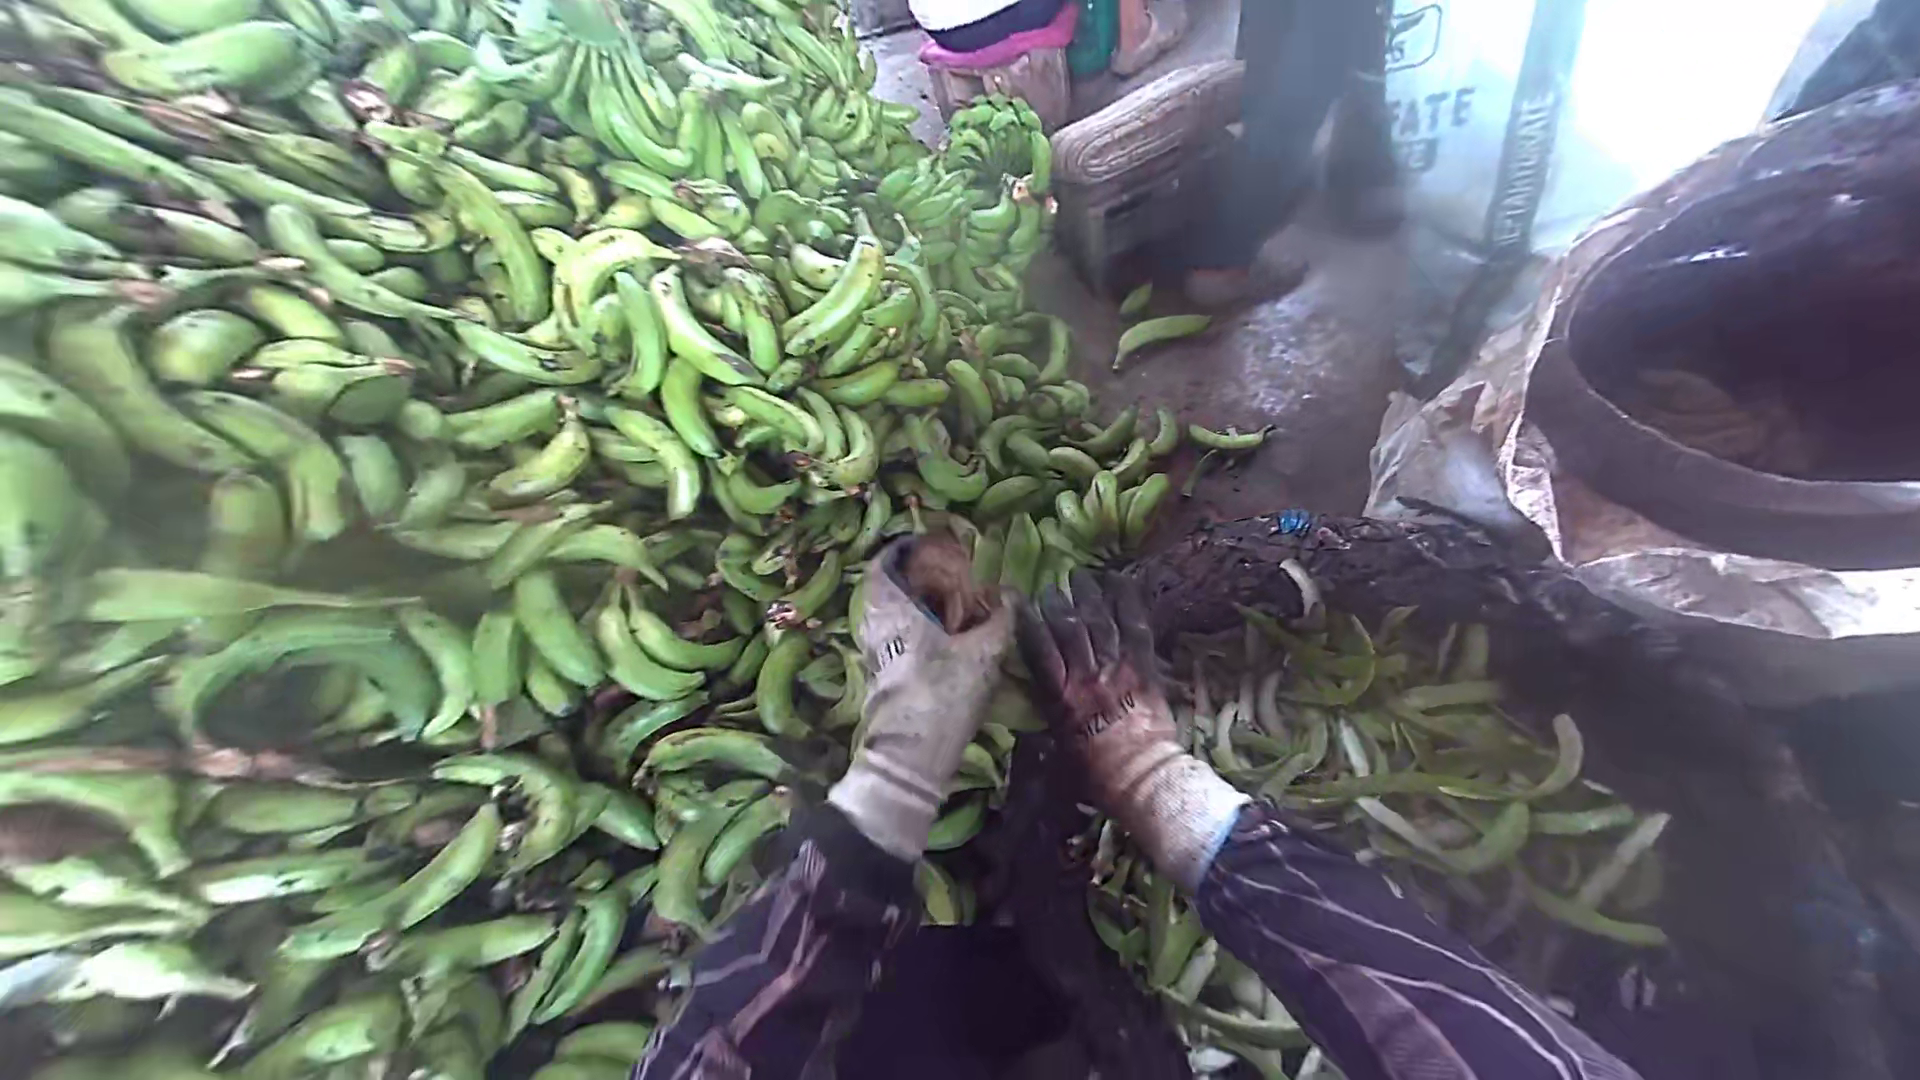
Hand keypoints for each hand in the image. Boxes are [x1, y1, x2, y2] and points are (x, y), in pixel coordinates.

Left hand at [828, 539, 1012, 859]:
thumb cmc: (942, 694)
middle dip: (914, 575)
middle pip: (887, 586)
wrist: (912, 758)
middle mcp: (876, 625)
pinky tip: (943, 634)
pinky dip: (914, 625)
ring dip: (914, 601)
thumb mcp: (982, 653)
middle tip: (945, 571)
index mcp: (891, 609)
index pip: (883, 563)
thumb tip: (1013, 593)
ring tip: (949, 600)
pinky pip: (894, 633)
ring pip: (890, 612)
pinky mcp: (881, 673)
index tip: (928, 543)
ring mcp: (875, 651)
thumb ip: (1001, 619)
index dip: (903, 548)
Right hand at [1020, 570, 1246, 888]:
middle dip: (1057, 602)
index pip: (1040, 648)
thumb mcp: (1057, 743)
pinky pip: (1135, 626)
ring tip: (1078, 576)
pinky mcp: (1145, 666)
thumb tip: (1032, 688)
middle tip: (1050, 588)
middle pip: (1069, 628)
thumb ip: (1046, 709)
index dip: (1028, 621)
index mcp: (1062, 697)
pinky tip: (1117, 580)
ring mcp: (1119, 668)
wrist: (1143, 780)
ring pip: (1100, 621)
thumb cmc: (1095, 770)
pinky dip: (1127, 601)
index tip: (1019, 603)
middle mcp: (1087, 676)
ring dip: (1087, 594)